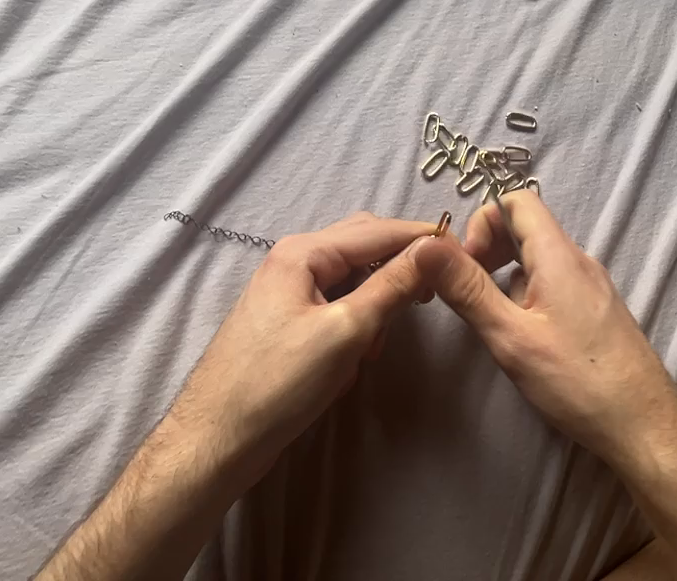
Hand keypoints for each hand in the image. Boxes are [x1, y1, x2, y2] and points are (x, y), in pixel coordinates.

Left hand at [37, 212, 436, 580]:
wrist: (213, 446)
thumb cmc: (279, 384)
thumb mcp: (346, 331)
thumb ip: (392, 285)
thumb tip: (434, 249)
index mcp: (304, 252)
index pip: (378, 230)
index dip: (422, 237)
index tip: (463, 250)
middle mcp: (294, 260)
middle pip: (364, 246)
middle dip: (397, 268)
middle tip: (430, 294)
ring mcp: (288, 291)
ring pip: (352, 279)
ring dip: (375, 302)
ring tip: (379, 341)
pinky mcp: (288, 322)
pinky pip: (337, 305)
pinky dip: (356, 322)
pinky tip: (357, 355)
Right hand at [412, 192, 676, 579]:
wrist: (645, 425)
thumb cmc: (576, 380)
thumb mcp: (512, 337)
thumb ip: (469, 290)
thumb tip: (426, 246)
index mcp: (559, 254)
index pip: (518, 200)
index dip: (483, 220)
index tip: (465, 263)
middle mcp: (578, 260)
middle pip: (527, 226)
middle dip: (490, 247)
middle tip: (470, 290)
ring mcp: (592, 285)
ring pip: (540, 257)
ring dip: (507, 273)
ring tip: (493, 316)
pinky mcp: (596, 309)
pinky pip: (555, 280)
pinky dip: (529, 291)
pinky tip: (523, 333)